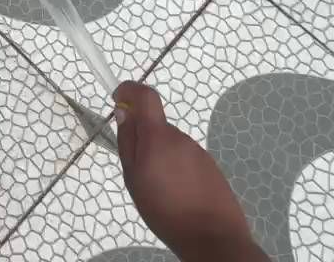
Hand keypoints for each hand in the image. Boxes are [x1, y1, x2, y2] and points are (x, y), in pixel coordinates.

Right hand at [113, 81, 266, 261]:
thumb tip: (124, 113)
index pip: (145, 95)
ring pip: (172, 146)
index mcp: (159, 136)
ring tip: (162, 190)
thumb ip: (127, 142)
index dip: (130, 91)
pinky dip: (179, 171)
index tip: (119, 101)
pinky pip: (188, 161)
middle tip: (141, 170)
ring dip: (163, 157)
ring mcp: (200, 154)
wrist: (214, 242)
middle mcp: (181, 139)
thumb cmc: (165, 210)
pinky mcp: (214, 171)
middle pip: (157, 126)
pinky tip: (181, 196)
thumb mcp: (133, 178)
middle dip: (145, 140)